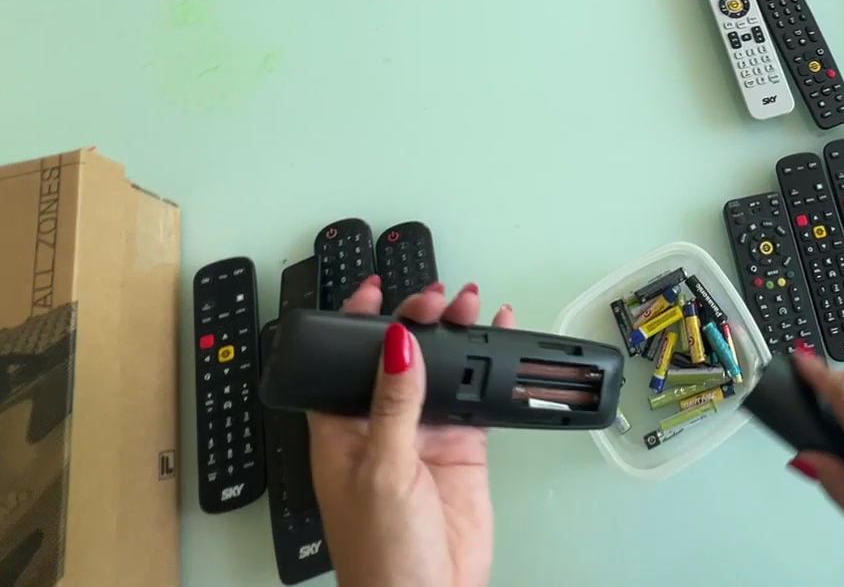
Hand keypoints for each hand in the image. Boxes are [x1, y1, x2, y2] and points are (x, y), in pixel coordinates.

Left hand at [306, 279, 516, 586]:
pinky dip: (490, 363)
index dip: (354, 323)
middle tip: (439, 299)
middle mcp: (383, 426)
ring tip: (472, 305)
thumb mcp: (381, 470)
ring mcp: (425, 432)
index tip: (372, 289)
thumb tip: (398, 344)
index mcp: (343, 431)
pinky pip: (476, 391)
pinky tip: (500, 336)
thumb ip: (394, 403)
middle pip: (400, 356)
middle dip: (416, 319)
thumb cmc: (380, 553)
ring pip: (441, 366)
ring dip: (455, 334)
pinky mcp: (462, 442)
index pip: (343, 363)